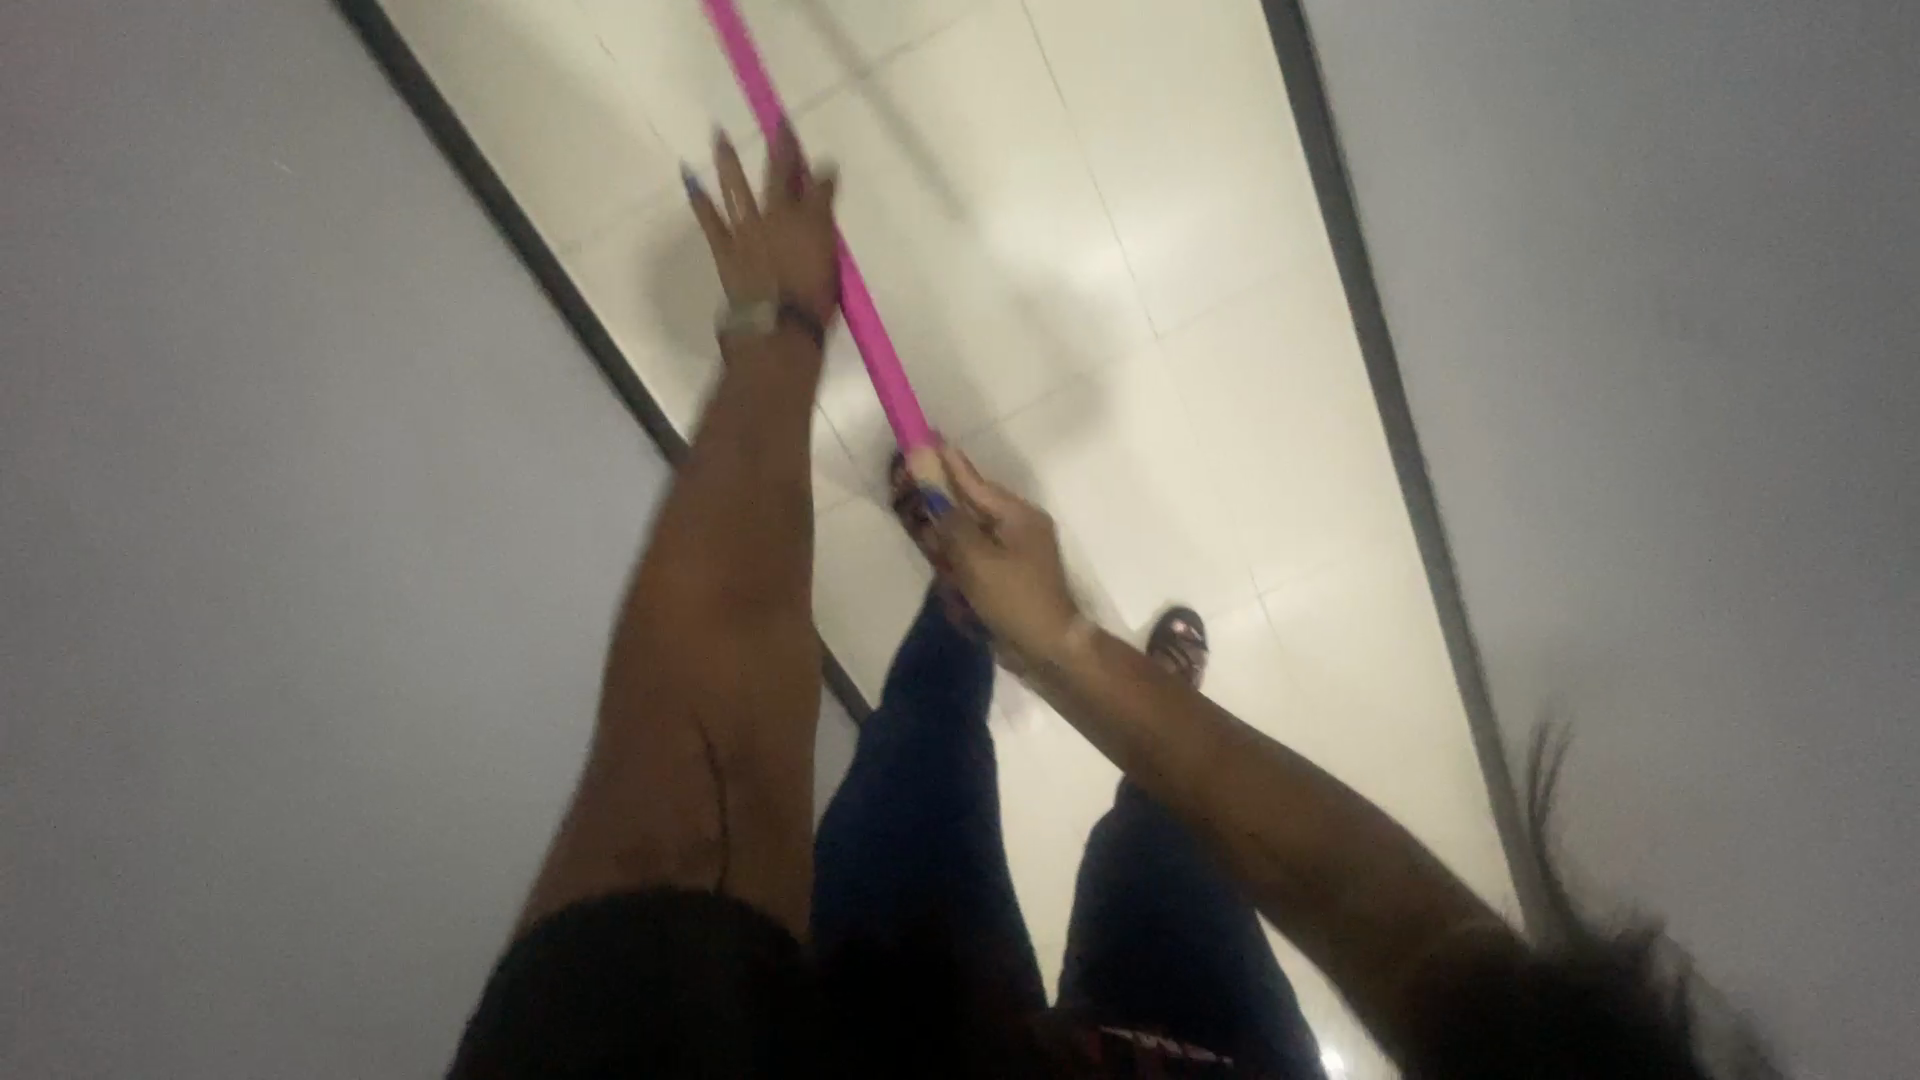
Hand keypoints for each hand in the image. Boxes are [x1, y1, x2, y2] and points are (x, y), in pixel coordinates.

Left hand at [686, 125, 840, 323]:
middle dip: (782, 147)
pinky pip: (709, 219)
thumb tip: (818, 229)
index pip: (821, 189)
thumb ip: (825, 244)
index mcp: (813, 224)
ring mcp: (748, 229)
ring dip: (729, 160)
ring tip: (719, 135)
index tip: (826, 164)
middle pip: (780, 175)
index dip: (824, 175)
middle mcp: (779, 217)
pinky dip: (698, 199)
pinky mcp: (725, 246)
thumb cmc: (815, 307)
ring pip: (738, 186)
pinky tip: (688, 177)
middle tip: (780, 123)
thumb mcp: (833, 272)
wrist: (778, 328)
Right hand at [930, 447, 1084, 664]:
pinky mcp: (1004, 580)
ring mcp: (1011, 556)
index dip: (945, 462)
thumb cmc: (1015, 599)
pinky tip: (960, 596)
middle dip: (939, 516)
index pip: (971, 481)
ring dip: (949, 554)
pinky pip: (972, 566)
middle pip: (964, 510)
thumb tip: (928, 474)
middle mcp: (1015, 529)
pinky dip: (961, 577)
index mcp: (1016, 515)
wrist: (1048, 651)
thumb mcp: (976, 557)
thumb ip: (948, 516)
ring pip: (964, 540)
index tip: (923, 438)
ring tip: (943, 567)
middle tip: (914, 511)